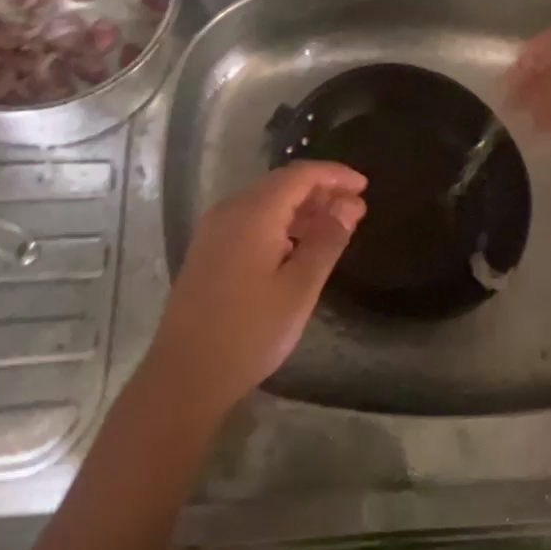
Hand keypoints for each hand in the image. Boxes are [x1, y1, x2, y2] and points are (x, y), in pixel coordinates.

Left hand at [144, 162, 367, 414]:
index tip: (364, 186)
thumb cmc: (250, 332)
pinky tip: (298, 246)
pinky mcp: (208, 250)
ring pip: (264, 203)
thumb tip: (348, 206)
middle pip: (280, 184)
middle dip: (320, 191)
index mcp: (253, 213)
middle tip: (356, 209)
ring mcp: (214, 230)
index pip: (299, 175)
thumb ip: (326, 241)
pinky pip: (250, 221)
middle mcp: (230, 210)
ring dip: (300, 209)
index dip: (334, 175)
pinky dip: (279, 224)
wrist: (186, 374)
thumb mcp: (298, 289)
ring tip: (335, 226)